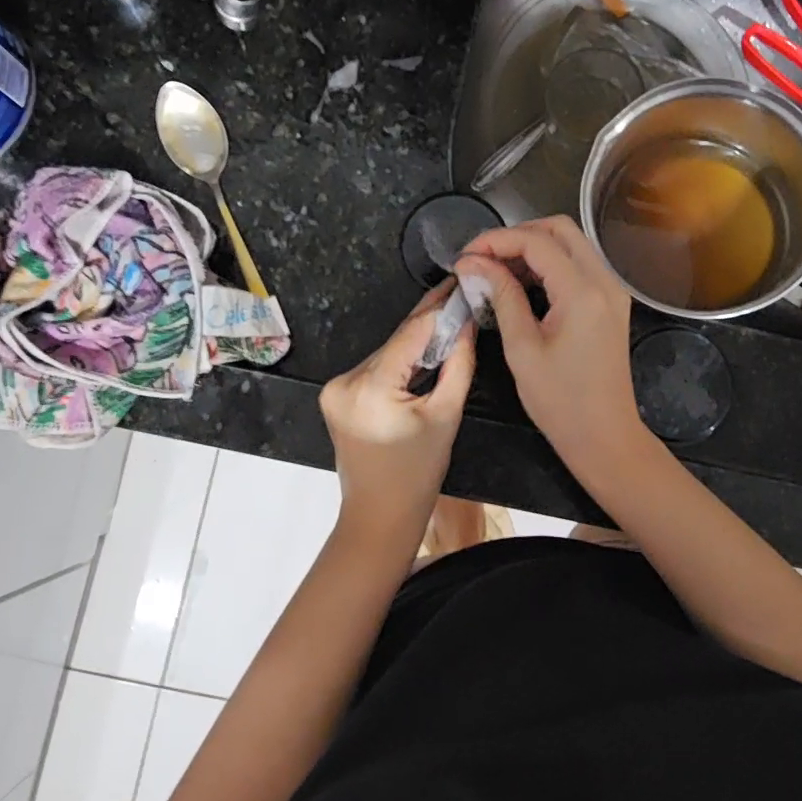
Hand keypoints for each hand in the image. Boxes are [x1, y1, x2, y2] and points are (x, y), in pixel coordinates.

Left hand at [319, 280, 476, 535]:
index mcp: (370, 387)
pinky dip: (398, 362)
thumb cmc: (418, 473)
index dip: (439, 308)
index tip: (462, 285)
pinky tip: (424, 354)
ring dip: (414, 343)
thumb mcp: (445, 416)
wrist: (379, 514)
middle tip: (460, 296)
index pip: (411, 334)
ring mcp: (335, 388)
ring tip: (449, 322)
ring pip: (386, 354)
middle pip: (396, 343)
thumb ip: (458, 365)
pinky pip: (374, 369)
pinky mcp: (335, 395)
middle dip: (429, 324)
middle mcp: (345, 381)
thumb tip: (466, 323)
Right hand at [455, 217, 648, 470]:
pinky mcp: (610, 303)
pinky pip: (579, 265)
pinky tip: (521, 283)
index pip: (537, 242)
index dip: (496, 240)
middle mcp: (604, 281)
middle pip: (560, 229)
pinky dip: (549, 264)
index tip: (466, 257)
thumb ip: (501, 297)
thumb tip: (474, 264)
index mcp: (583, 292)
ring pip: (571, 243)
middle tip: (482, 258)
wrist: (605, 437)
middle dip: (517, 235)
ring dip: (533, 247)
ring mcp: (612, 291)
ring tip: (495, 270)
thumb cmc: (560, 401)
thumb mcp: (522, 348)